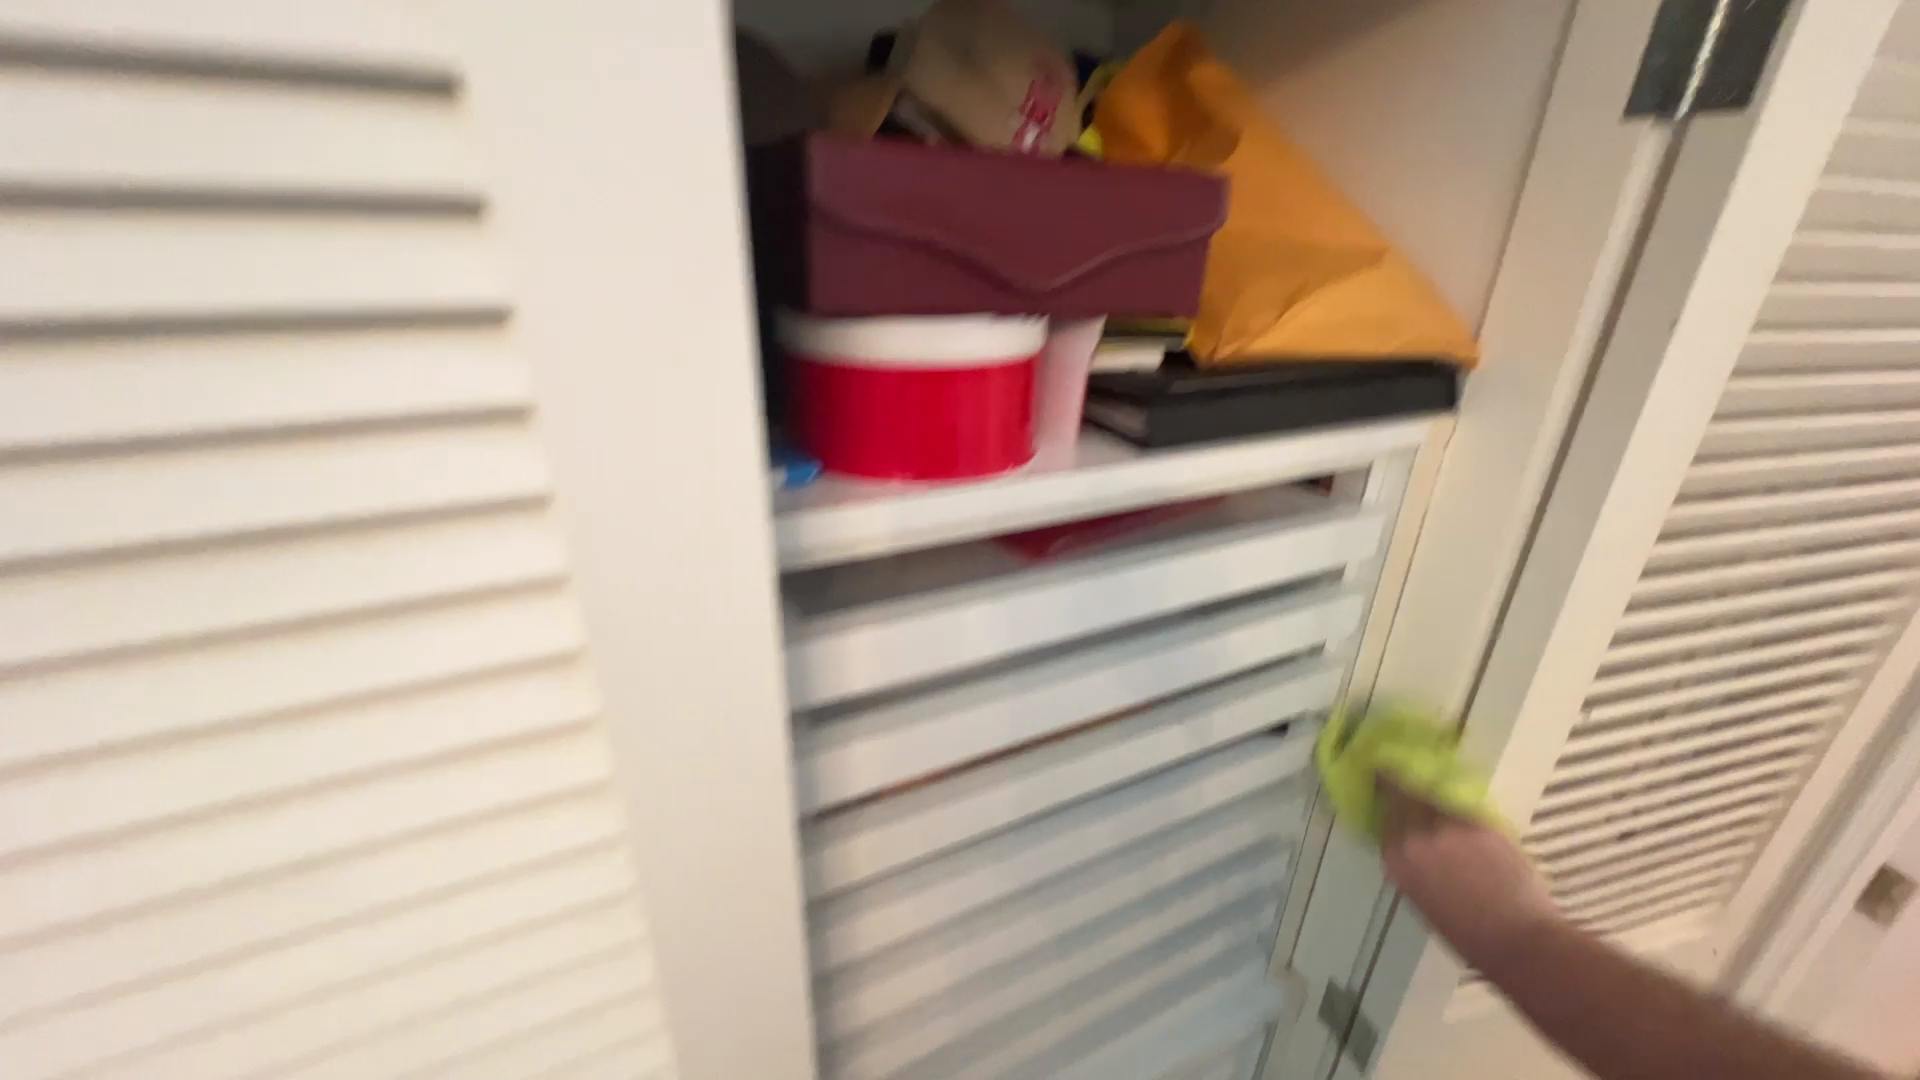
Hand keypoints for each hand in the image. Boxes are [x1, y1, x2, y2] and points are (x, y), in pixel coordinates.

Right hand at [1378, 781, 1561, 971]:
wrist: (1521, 943)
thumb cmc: (1470, 936)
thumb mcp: (1423, 899)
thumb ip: (1412, 866)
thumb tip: (1413, 845)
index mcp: (1397, 861)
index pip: (1383, 819)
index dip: (1385, 802)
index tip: (1383, 789)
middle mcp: (1414, 838)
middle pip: (1400, 796)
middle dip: (1396, 781)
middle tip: (1393, 766)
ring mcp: (1448, 827)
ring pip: (1432, 794)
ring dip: (1427, 787)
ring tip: (1428, 778)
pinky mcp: (1480, 824)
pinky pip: (1462, 804)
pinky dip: (1459, 801)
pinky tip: (1461, 798)